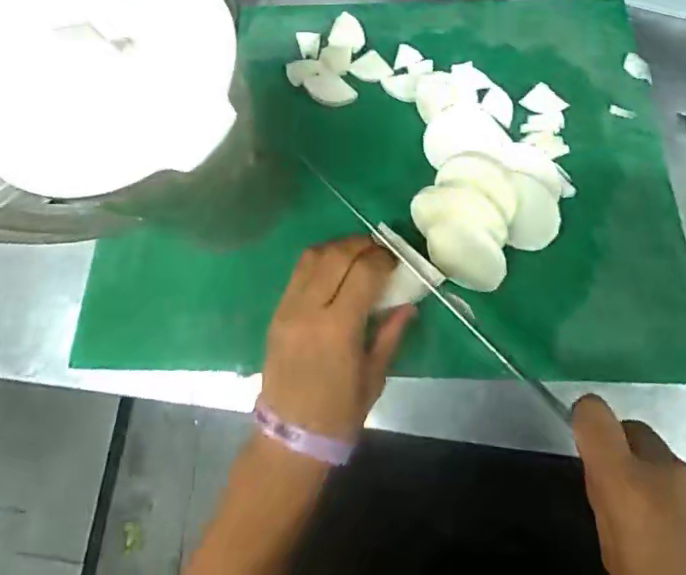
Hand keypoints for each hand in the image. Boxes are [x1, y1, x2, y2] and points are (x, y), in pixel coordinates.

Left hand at [260, 236, 414, 441]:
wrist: (288, 440)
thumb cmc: (339, 414)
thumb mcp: (374, 376)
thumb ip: (390, 334)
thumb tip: (409, 304)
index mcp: (338, 329)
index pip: (363, 271)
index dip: (383, 259)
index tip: (396, 262)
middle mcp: (309, 311)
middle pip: (336, 255)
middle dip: (362, 245)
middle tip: (380, 251)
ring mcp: (288, 310)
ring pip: (313, 256)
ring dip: (339, 247)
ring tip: (358, 254)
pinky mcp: (276, 313)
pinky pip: (298, 272)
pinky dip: (320, 260)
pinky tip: (336, 268)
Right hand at [573, 395, 685, 573]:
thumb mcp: (621, 572)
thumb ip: (612, 521)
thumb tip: (609, 489)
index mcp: (633, 491)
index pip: (594, 416)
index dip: (589, 424)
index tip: (592, 447)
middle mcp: (678, 472)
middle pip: (643, 440)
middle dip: (638, 469)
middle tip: (648, 523)